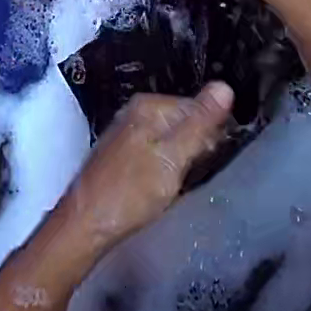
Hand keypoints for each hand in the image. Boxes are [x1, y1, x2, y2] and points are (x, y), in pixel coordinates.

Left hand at [54, 83, 235, 257]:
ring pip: (172, 140)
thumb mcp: (173, 157)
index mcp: (148, 105)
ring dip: (183, 159)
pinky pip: (159, 153)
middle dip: (197, 146)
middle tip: (194, 172)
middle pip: (184, 122)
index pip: (197, 106)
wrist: (86, 223)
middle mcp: (135, 113)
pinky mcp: (125, 155)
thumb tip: (224, 87)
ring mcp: (129, 134)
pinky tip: (164, 186)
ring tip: (181, 181)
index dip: (213, 132)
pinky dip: (167, 168)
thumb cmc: (129, 192)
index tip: (215, 156)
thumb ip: (200, 123)